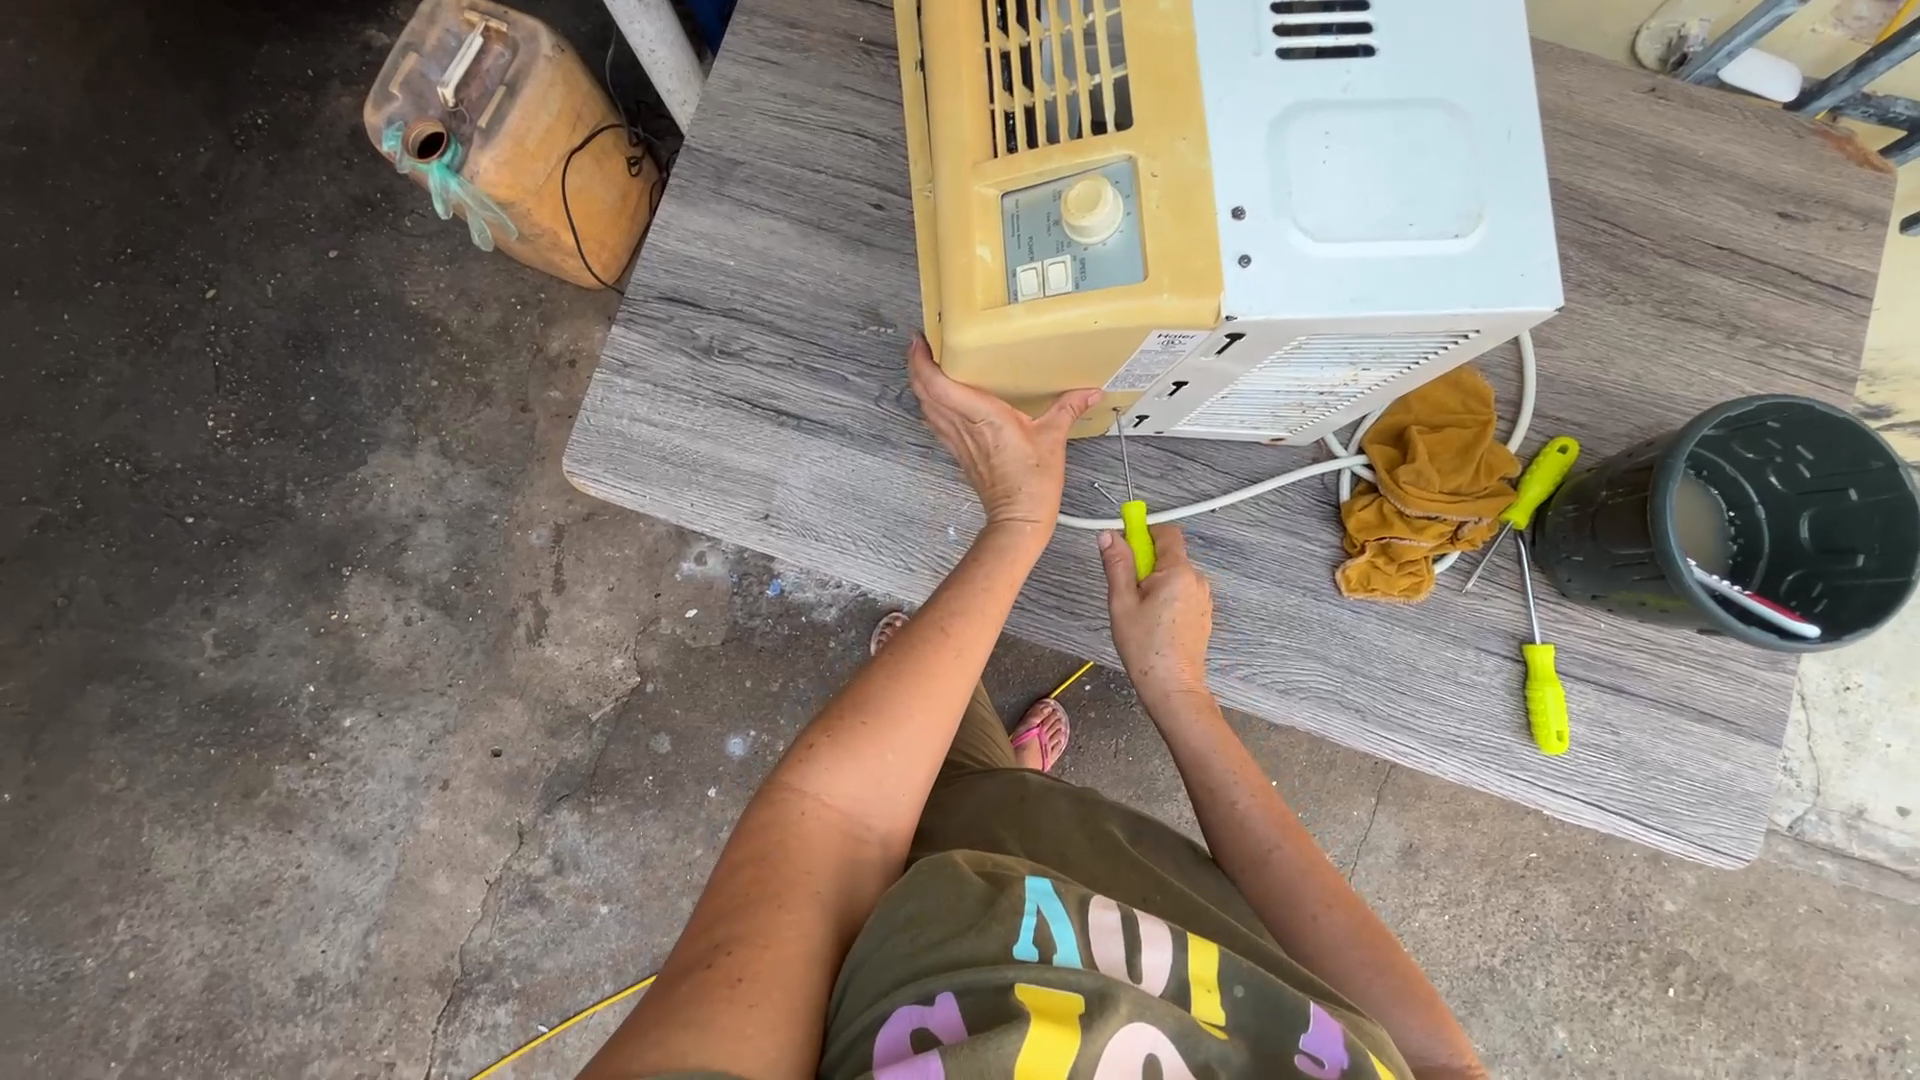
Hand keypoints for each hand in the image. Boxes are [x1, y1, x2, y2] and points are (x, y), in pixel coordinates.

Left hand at [907, 333, 1102, 530]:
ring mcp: (957, 441)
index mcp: (983, 416)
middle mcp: (963, 427)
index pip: (938, 384)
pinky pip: (935, 422)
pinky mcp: (959, 452)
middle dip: (915, 365)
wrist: (1018, 518)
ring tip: (926, 364)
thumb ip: (1068, 407)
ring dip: (920, 384)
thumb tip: (1087, 392)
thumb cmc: (1031, 485)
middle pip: (923, 391)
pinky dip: (931, 405)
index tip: (922, 340)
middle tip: (921, 345)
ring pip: (925, 406)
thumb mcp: (1053, 438)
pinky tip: (940, 398)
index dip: (922, 360)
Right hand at [1099, 524, 1212, 702]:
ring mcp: (1202, 597)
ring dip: (1154, 581)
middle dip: (1145, 562)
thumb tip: (1109, 536)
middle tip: (1127, 589)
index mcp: (1177, 572)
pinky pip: (1181, 591)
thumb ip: (1117, 564)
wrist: (1172, 685)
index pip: (1165, 532)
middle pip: (1168, 553)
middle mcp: (1196, 580)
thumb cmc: (1146, 648)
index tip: (1124, 544)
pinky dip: (1165, 596)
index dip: (1142, 532)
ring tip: (1139, 610)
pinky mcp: (1202, 612)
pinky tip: (1153, 620)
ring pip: (1173, 574)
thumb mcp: (1121, 601)